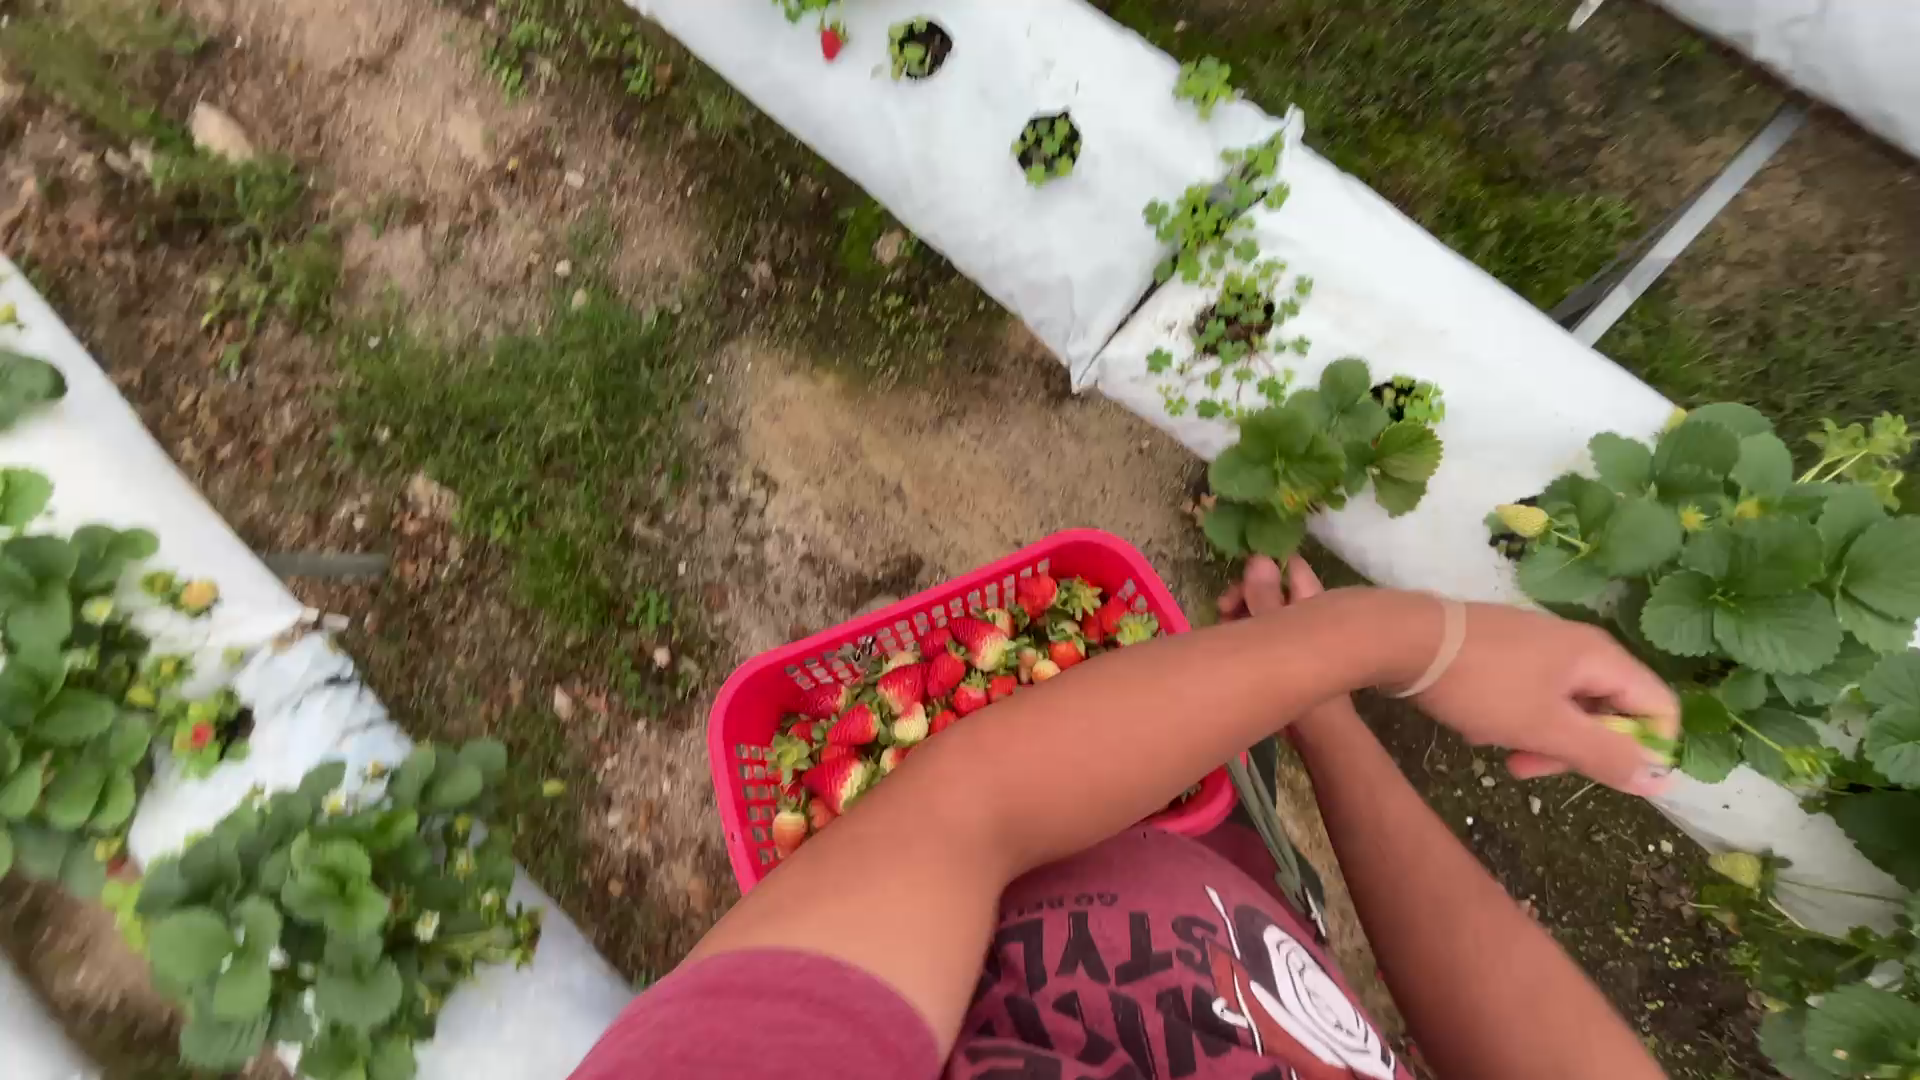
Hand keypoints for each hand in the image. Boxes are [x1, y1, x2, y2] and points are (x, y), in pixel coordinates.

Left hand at [1216, 557, 1679, 796]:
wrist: (1395, 638)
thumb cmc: (1477, 684)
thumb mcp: (1545, 728)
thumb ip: (1606, 754)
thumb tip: (1664, 778)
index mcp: (1597, 655)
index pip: (1657, 707)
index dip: (1639, 747)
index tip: (1592, 769)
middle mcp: (1568, 640)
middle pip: (1602, 707)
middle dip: (1570, 745)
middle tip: (1524, 768)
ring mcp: (1524, 638)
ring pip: (1553, 701)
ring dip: (1529, 732)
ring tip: (1487, 741)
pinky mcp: (1487, 644)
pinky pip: (1516, 687)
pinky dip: (1501, 712)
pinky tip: (1468, 723)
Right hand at [1218, 555, 1359, 739]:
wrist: (1320, 733)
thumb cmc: (1304, 681)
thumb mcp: (1279, 634)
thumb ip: (1266, 598)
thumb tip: (1258, 559)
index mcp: (1313, 603)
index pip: (1290, 568)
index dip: (1264, 566)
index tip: (1236, 580)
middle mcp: (1305, 613)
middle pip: (1270, 588)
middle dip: (1243, 594)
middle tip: (1221, 610)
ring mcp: (1293, 634)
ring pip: (1261, 610)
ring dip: (1238, 614)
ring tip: (1220, 628)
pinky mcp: (1282, 653)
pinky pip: (1259, 630)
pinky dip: (1241, 632)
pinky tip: (1226, 643)